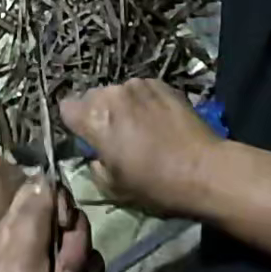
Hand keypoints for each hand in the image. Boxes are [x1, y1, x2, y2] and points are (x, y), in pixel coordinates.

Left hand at [0, 178, 102, 271]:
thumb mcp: (20, 261)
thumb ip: (34, 214)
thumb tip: (44, 173)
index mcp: (17, 231)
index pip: (43, 190)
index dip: (59, 199)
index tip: (63, 219)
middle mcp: (39, 245)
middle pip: (72, 218)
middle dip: (75, 246)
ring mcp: (58, 271)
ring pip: (88, 249)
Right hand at [60, 80, 223, 216]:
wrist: (203, 169)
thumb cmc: (155, 185)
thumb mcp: (114, 188)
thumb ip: (94, 165)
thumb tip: (94, 154)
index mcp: (96, 118)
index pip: (67, 107)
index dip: (74, 122)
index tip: (85, 137)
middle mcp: (113, 93)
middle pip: (92, 97)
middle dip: (98, 113)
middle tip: (115, 137)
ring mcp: (138, 84)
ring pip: (118, 92)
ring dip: (122, 107)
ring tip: (140, 128)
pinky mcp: (160, 82)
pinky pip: (141, 90)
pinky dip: (143, 102)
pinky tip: (157, 120)